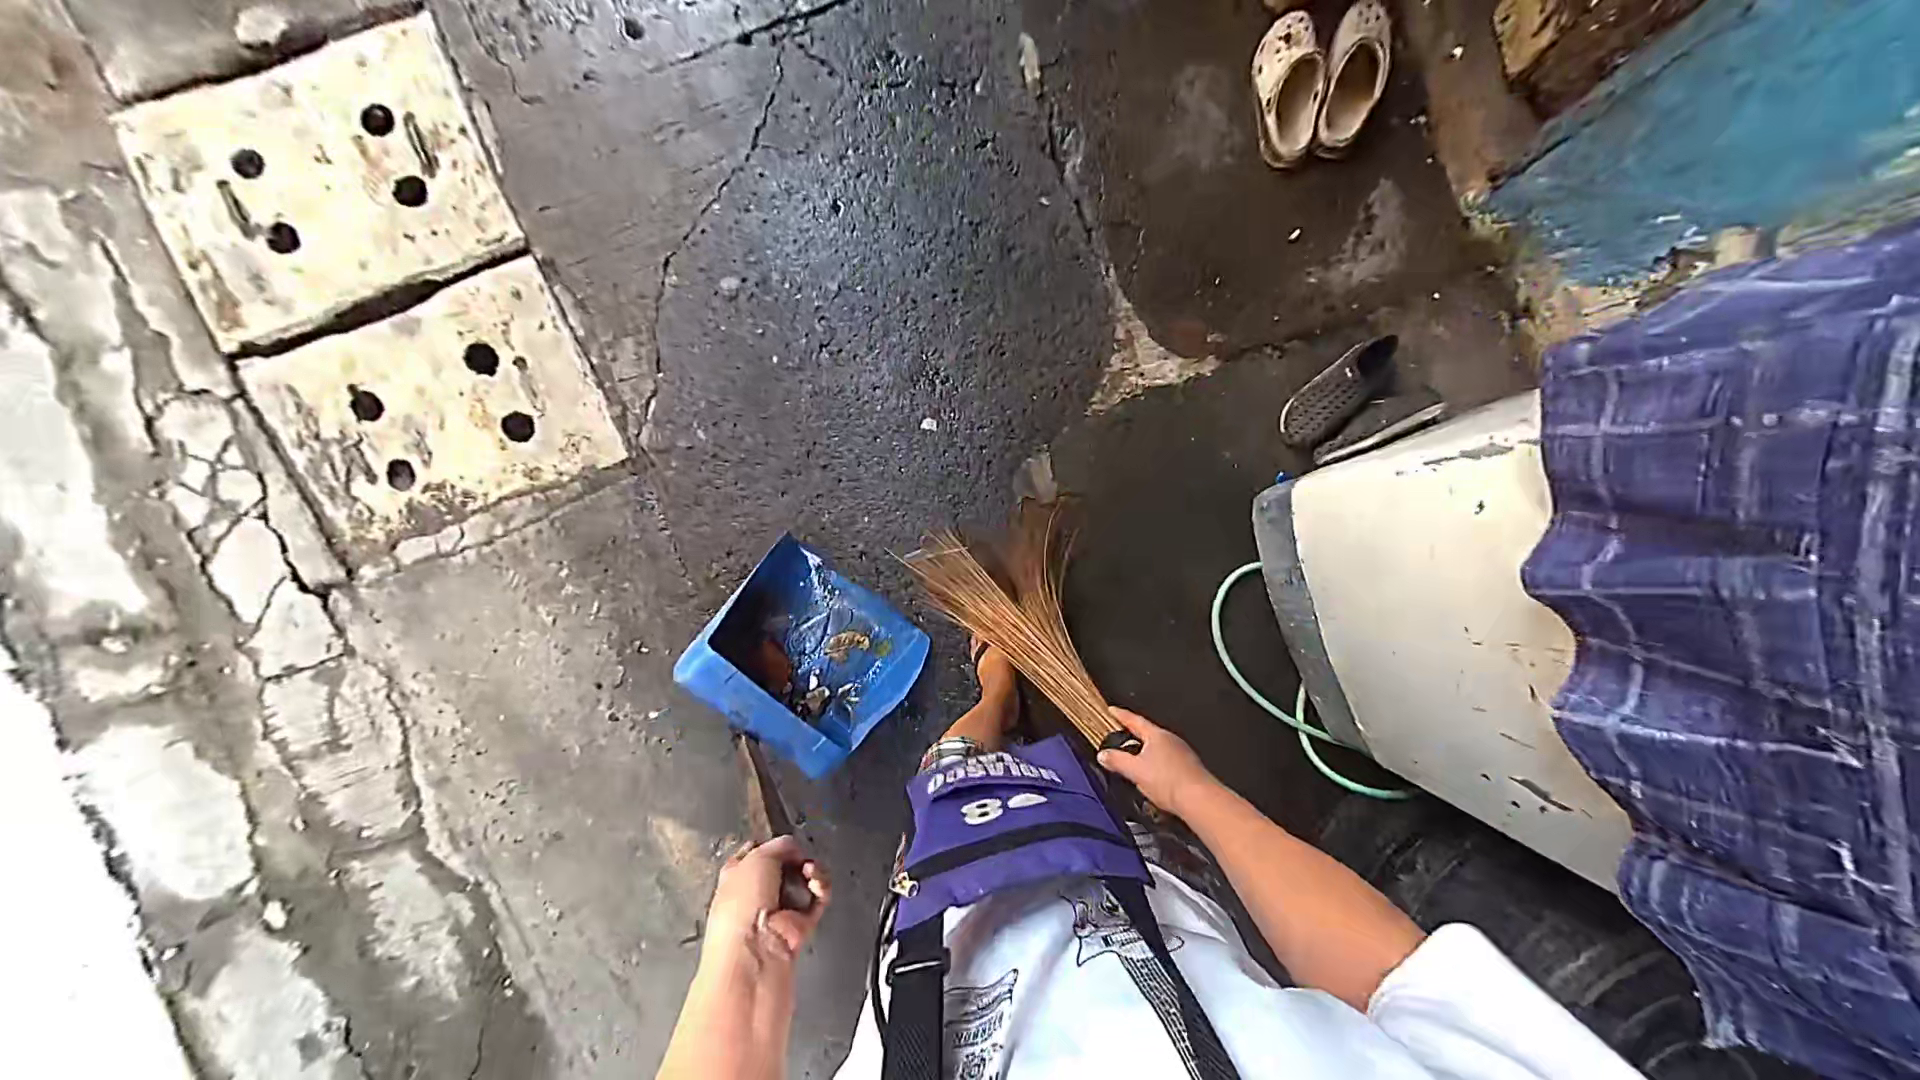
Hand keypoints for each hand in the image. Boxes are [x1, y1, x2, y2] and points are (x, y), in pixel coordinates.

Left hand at [703, 836, 830, 966]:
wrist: (754, 952)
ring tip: (809, 871)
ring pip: (805, 879)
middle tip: (799, 856)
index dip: (770, 843)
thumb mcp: (756, 857)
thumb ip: (779, 844)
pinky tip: (816, 884)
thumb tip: (794, 848)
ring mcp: (781, 910)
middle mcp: (757, 893)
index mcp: (737, 876)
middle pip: (786, 863)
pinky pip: (818, 898)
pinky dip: (821, 888)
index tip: (783, 840)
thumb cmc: (743, 902)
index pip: (756, 852)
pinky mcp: (802, 924)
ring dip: (812, 869)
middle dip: (797, 855)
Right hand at [1097, 707, 1220, 818]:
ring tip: (1135, 767)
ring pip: (1158, 750)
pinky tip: (1154, 782)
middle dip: (1133, 737)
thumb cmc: (1173, 782)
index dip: (1121, 715)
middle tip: (1119, 739)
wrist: (1200, 801)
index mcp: (1157, 735)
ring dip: (1145, 755)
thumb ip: (1117, 761)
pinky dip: (1157, 769)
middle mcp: (1172, 741)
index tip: (1113, 711)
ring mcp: (1182, 755)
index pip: (1134, 720)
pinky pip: (1167, 764)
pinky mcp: (1188, 770)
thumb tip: (1104, 755)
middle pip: (1147, 735)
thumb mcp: (1135, 771)